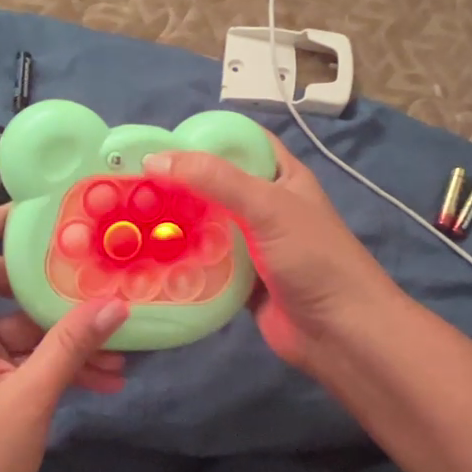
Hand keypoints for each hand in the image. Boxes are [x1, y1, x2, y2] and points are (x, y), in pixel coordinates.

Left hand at [0, 205, 129, 471]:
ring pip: (21, 321)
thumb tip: (115, 303)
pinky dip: (61, 359)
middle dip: (46, 281)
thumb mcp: (32, 398)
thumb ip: (71, 346)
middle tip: (91, 277)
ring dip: (66, 332)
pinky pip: (28, 353)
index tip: (35, 220)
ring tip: (119, 348)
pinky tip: (107, 378)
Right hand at [145, 136, 394, 371]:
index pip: (242, 142)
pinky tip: (149, 258)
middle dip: (179, 184)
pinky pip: (205, 264)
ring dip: (176, 225)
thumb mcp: (267, 207)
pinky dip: (182, 261)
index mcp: (282, 177)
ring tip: (130, 219)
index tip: (161, 142)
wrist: (341, 334)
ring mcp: (253, 246)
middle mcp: (266, 207)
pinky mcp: (241, 281)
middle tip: (133, 184)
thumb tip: (155, 159)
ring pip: (206, 226)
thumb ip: (215, 180)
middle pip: (215, 186)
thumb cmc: (313, 259)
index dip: (206, 137)